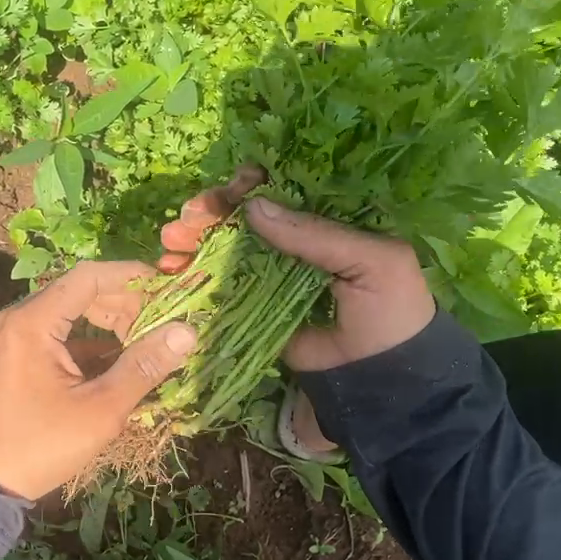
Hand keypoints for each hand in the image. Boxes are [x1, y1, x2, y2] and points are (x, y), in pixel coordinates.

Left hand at [0, 262, 197, 498]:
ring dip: (110, 322)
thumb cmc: (42, 444)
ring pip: (72, 311)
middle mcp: (19, 318)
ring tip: (148, 343)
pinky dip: (92, 341)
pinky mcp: (19, 353)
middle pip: (81, 291)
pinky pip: (61, 332)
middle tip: (163, 324)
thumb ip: (143, 366)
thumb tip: (188, 331)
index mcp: (32, 322)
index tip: (169, 286)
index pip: (88, 277)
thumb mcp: (100, 409)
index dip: (131, 276)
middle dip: (125, 303)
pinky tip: (122, 360)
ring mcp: (16, 335)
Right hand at [159, 169, 434, 370]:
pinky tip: (170, 266)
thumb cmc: (391, 312)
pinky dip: (188, 268)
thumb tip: (252, 205)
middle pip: (243, 210)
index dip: (255, 181)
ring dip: (192, 233)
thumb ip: (317, 234)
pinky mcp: (249, 299)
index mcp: (327, 219)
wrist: (383, 378)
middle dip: (212, 207)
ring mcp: (266, 269)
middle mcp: (293, 238)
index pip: (285, 186)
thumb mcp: (372, 262)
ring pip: (222, 240)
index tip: (237, 185)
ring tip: (172, 239)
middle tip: (191, 215)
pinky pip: (214, 277)